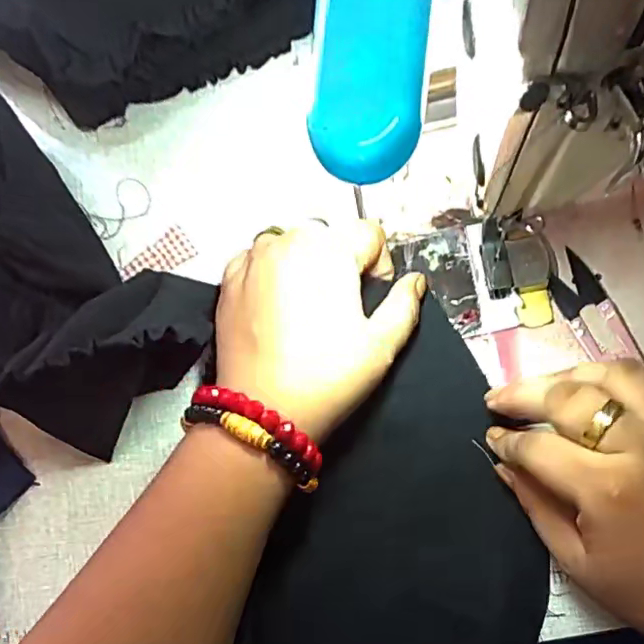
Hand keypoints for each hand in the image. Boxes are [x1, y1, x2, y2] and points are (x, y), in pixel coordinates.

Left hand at [215, 220, 427, 441]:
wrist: (265, 410)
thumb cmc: (326, 378)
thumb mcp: (382, 346)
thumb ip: (404, 305)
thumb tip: (414, 283)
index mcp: (330, 248)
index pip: (369, 233)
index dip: (380, 266)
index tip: (372, 300)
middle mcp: (287, 240)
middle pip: (329, 238)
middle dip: (340, 266)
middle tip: (340, 313)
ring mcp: (253, 258)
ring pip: (292, 247)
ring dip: (305, 269)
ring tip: (308, 315)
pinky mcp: (229, 279)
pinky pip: (259, 263)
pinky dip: (273, 278)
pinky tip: (279, 315)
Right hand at [485, 362, 643, 643]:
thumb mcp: (575, 561)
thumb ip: (536, 506)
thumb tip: (504, 465)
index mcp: (606, 488)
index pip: (539, 446)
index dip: (507, 440)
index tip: (491, 437)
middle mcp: (642, 446)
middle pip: (572, 397)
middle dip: (526, 394)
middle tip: (500, 399)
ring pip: (620, 374)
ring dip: (578, 374)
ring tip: (552, 387)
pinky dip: (641, 376)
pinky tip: (617, 390)